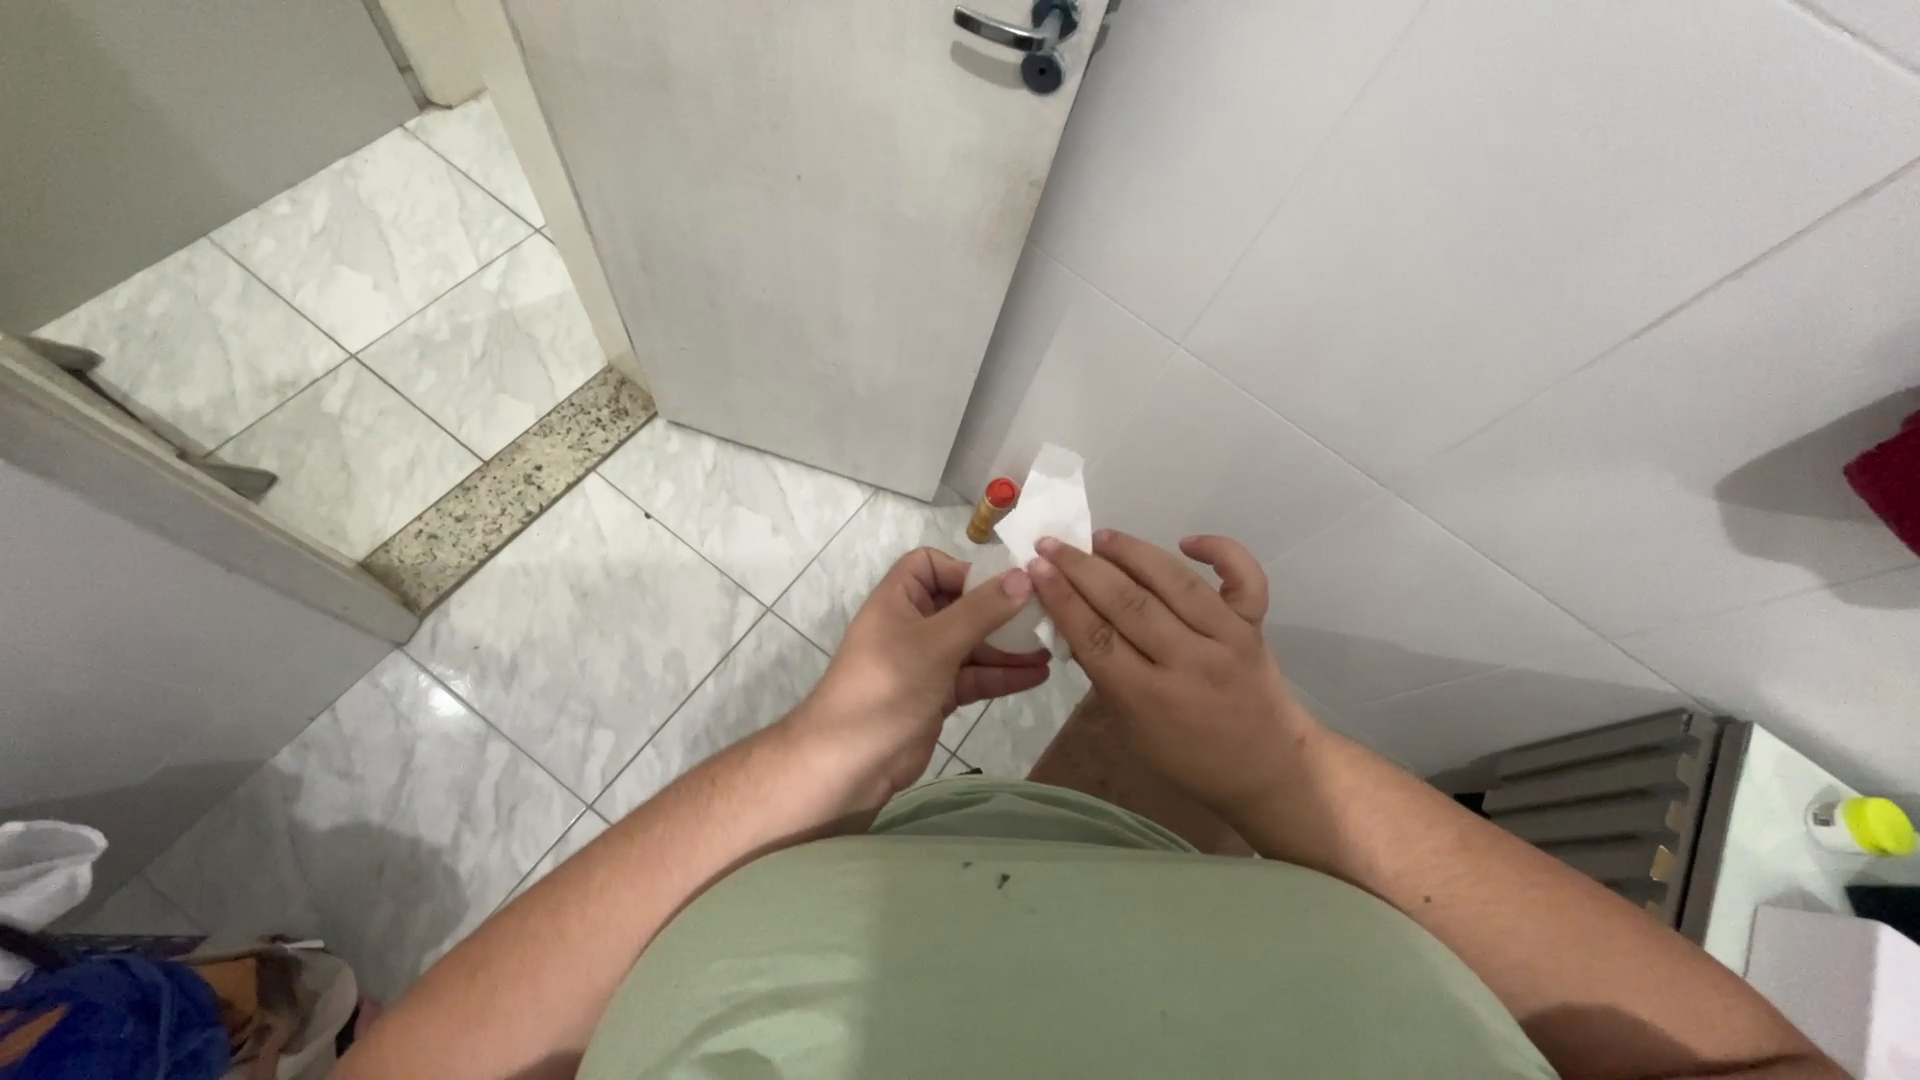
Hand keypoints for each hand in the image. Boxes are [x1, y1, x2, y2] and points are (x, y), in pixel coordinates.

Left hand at [788, 547, 1049, 796]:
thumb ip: (982, 610)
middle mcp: (910, 625)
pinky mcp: (936, 695)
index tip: (1004, 584)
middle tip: (1044, 614)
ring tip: (1050, 649)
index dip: (965, 569)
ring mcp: (924, 662)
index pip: (930, 564)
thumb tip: (1024, 577)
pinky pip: (973, 676)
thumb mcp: (937, 643)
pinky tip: (1037, 675)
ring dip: (1007, 646)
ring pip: (971, 644)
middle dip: (1000, 610)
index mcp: (898, 599)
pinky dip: (1002, 675)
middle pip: (960, 604)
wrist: (851, 762)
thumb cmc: (888, 687)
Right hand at [1025, 530, 1314, 817]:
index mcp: (1149, 698)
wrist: (1268, 769)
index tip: (1036, 569)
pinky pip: (1243, 578)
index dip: (1061, 598)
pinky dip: (1220, 551)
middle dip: (1082, 568)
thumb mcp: (1131, 731)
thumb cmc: (1189, 758)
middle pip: (1127, 603)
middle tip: (1053, 545)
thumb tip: (1071, 625)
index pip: (1095, 636)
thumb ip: (1103, 678)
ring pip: (1174, 581)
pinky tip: (1187, 540)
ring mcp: (1226, 639)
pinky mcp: (1254, 625)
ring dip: (1132, 552)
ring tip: (1100, 537)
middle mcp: (1188, 662)